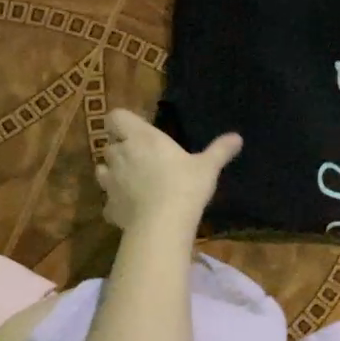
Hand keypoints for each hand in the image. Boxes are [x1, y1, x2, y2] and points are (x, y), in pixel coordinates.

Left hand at [94, 109, 241, 232]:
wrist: (162, 224)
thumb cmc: (185, 186)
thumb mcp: (207, 167)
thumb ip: (220, 150)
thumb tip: (238, 137)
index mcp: (141, 138)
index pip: (116, 117)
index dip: (122, 122)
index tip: (136, 131)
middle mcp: (120, 154)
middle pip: (110, 144)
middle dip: (121, 149)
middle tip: (140, 159)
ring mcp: (110, 182)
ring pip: (102, 170)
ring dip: (112, 173)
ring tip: (131, 182)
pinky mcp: (109, 207)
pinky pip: (108, 201)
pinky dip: (116, 203)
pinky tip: (131, 209)